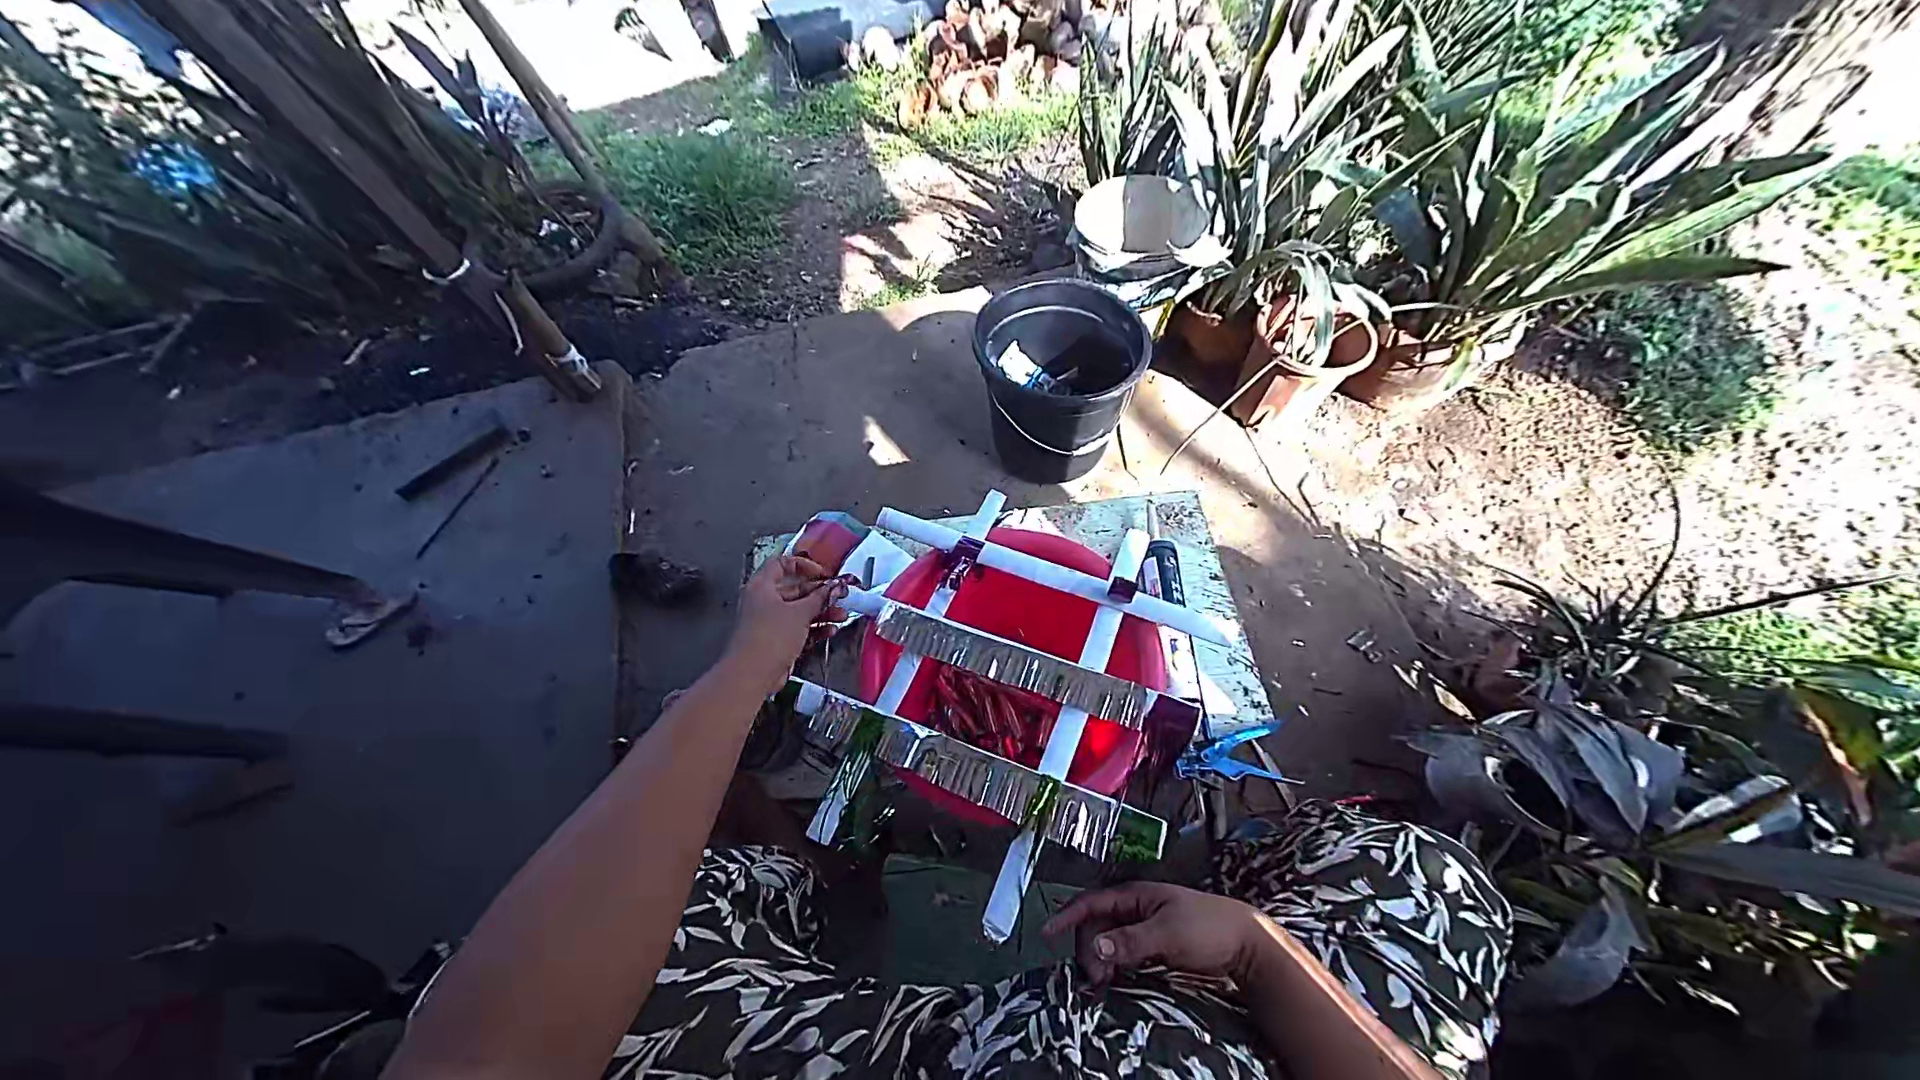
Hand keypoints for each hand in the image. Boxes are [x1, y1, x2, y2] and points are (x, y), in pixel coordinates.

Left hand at [725, 554, 847, 696]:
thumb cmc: (769, 637)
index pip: (781, 563)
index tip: (822, 573)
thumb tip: (833, 588)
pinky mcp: (777, 640)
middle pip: (794, 589)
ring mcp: (770, 622)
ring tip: (840, 614)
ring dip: (821, 612)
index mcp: (762, 586)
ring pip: (799, 610)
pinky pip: (799, 628)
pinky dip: (815, 628)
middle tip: (838, 594)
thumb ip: (820, 598)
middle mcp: (764, 602)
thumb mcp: (800, 612)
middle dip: (819, 593)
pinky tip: (829, 630)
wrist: (753, 673)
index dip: (803, 565)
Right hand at [1043, 881, 1274, 985]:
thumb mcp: (1167, 933)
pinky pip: (1123, 954)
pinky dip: (1114, 966)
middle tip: (1096, 978)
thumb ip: (1130, 940)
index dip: (1067, 916)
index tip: (1047, 933)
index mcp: (1134, 896)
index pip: (1091, 903)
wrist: (1245, 943)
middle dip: (1088, 948)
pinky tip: (1117, 981)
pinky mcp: (1153, 947)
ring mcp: (1143, 928)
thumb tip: (1095, 947)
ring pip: (1108, 941)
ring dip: (1101, 959)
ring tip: (1106, 983)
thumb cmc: (1206, 927)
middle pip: (1096, 925)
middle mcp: (1134, 909)